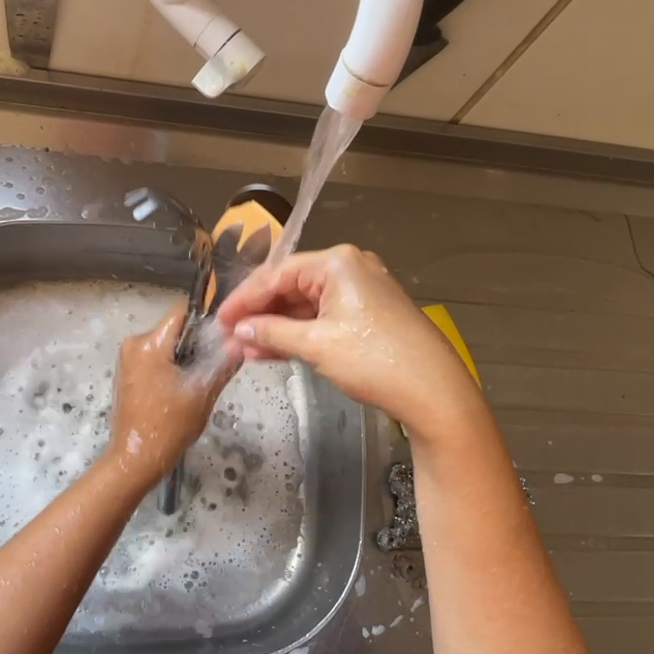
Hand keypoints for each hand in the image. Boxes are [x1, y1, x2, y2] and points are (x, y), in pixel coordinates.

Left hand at [104, 308, 230, 484]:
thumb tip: (239, 341)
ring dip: (184, 358)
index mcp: (150, 343)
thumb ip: (222, 363)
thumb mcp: (202, 393)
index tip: (224, 336)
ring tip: (200, 381)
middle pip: (175, 329)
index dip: (206, 320)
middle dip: (196, 344)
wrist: (135, 459)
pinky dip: (171, 369)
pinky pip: (155, 360)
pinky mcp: (128, 375)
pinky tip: (182, 390)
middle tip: (215, 365)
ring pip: (166, 346)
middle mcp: (134, 344)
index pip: (183, 311)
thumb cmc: (168, 426)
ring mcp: (127, 360)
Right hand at [215, 245, 482, 433]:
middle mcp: (350, 268)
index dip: (244, 300)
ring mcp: (361, 292)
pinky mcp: (368, 316)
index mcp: (337, 262)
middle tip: (228, 340)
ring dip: (275, 329)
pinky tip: (272, 353)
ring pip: (305, 306)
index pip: (276, 274)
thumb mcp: (316, 346)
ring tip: (244, 353)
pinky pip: (322, 319)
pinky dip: (298, 335)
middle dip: (258, 315)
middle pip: (290, 286)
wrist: (434, 391)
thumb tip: (237, 331)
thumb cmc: (374, 361)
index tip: (218, 323)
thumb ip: (271, 334)